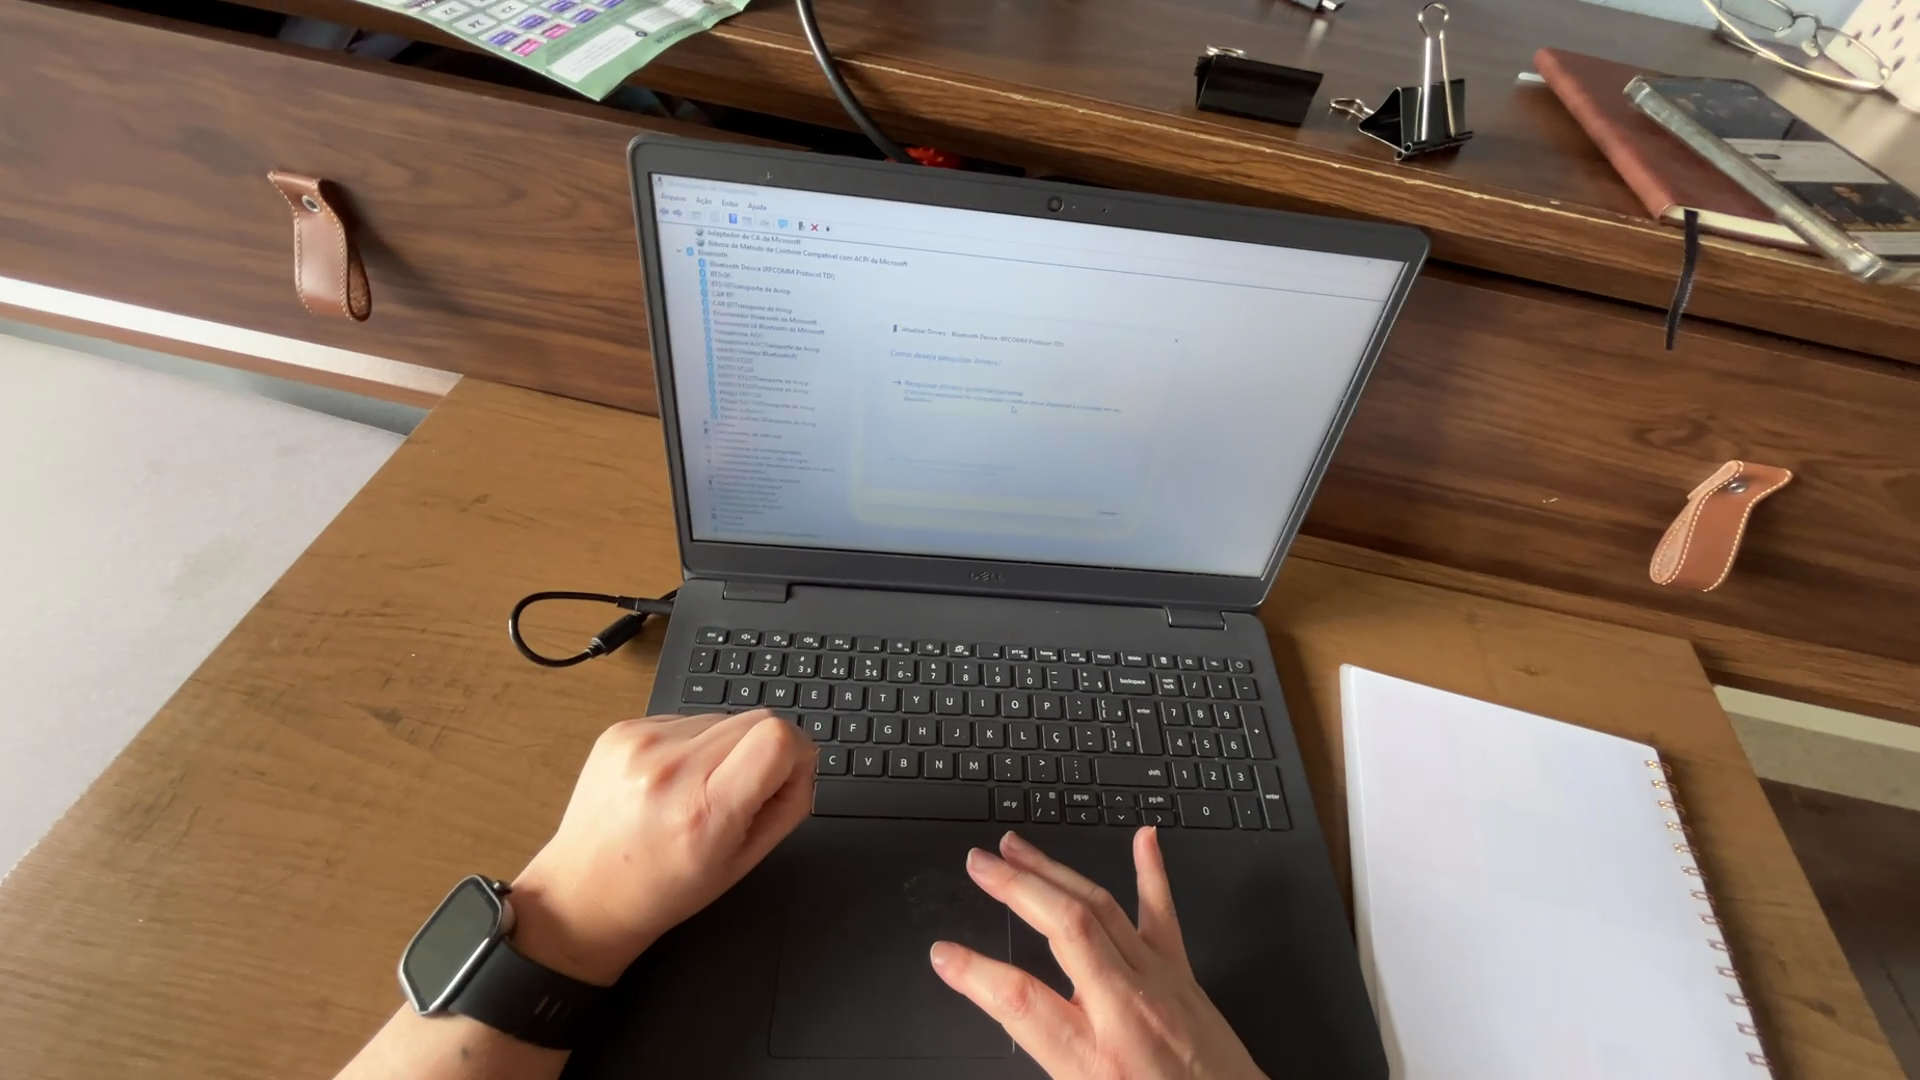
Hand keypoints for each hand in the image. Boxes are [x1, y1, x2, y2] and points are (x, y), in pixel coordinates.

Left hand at [508, 709, 813, 984]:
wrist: (581, 896)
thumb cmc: (666, 888)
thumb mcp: (745, 861)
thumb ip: (789, 805)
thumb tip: (804, 759)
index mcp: (706, 810)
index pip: (778, 738)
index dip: (798, 752)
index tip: (788, 774)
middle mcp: (671, 769)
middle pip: (758, 720)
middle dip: (764, 751)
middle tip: (740, 792)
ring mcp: (641, 745)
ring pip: (724, 717)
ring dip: (725, 747)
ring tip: (696, 789)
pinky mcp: (622, 730)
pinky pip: (688, 719)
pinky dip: (692, 744)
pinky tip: (671, 780)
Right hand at [931, 829, 1265, 1079]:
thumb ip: (1049, 1057)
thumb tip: (1010, 1015)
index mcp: (1096, 1060)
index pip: (1022, 1002)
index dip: (975, 974)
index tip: (944, 953)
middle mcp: (1126, 1009)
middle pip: (1064, 927)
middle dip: (1015, 887)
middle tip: (978, 863)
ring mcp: (1158, 982)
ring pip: (1100, 907)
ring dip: (1053, 870)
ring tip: (1018, 847)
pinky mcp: (1183, 974)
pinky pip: (1164, 913)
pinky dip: (1151, 871)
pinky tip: (1145, 838)